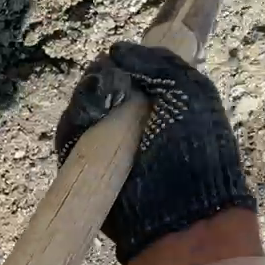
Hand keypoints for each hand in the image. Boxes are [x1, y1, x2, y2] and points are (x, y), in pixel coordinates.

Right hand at [54, 41, 255, 264]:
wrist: (180, 213)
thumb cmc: (195, 152)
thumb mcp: (191, 93)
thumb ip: (158, 64)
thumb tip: (115, 50)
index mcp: (159, 105)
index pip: (125, 75)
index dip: (116, 66)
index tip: (115, 63)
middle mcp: (129, 125)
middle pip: (97, 91)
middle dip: (97, 83)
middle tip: (106, 87)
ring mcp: (104, 148)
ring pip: (79, 114)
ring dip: (84, 102)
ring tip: (97, 103)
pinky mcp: (82, 169)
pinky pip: (68, 140)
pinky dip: (71, 126)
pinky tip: (84, 118)